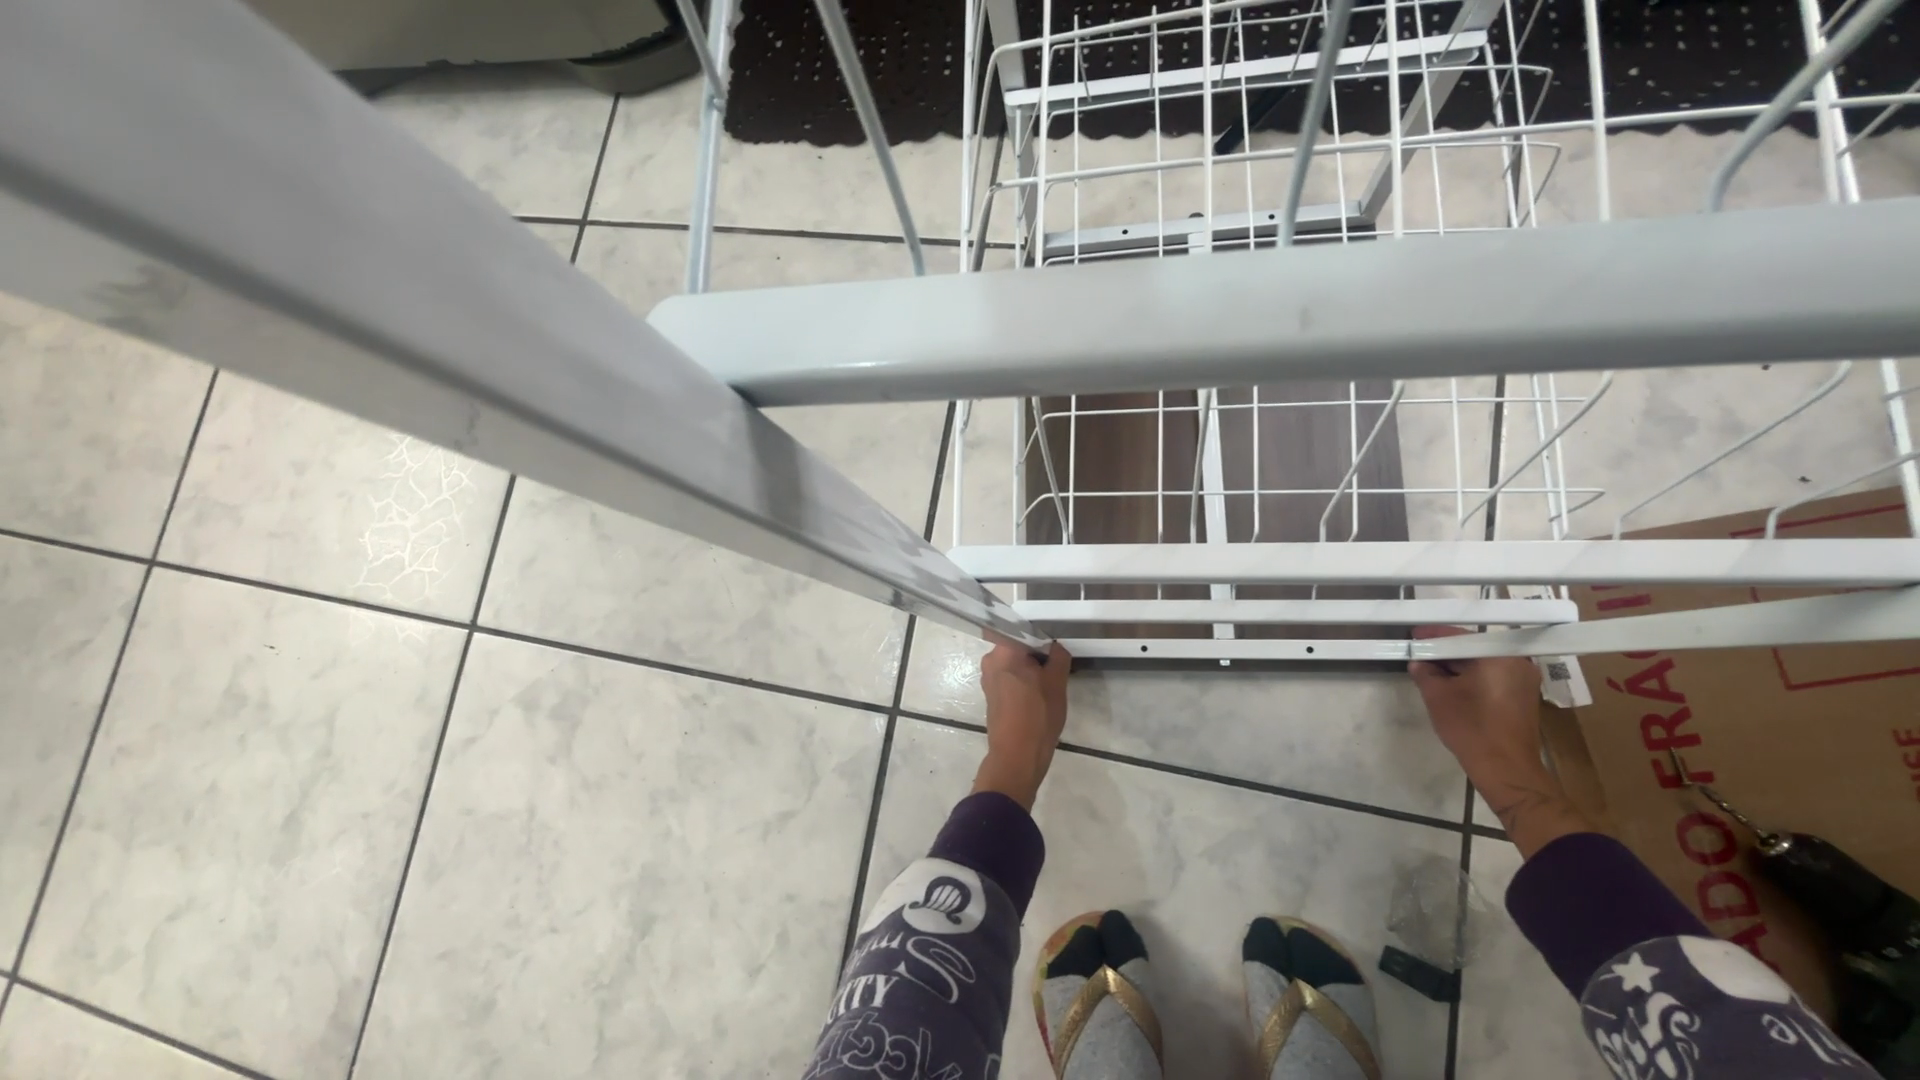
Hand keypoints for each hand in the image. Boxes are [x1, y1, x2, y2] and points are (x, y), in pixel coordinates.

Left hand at [972, 641, 1071, 810]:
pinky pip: (1009, 677)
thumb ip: (1058, 656)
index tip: (1056, 645)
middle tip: (1057, 665)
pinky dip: (1023, 680)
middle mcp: (990, 660)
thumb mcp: (1057, 682)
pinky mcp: (991, 694)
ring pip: (1014, 662)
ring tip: (1051, 680)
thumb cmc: (1038, 715)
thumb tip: (1055, 646)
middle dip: (1037, 653)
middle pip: (1018, 645)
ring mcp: (988, 678)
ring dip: (1031, 668)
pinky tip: (1039, 693)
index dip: (1042, 635)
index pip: (1023, 628)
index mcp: (1003, 651)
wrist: (1017, 755)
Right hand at [1408, 625, 1544, 777]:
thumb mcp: (1437, 696)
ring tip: (1432, 671)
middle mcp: (1518, 663)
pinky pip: (1494, 678)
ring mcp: (1525, 681)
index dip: (1433, 636)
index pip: (1460, 637)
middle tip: (1420, 654)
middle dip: (1446, 653)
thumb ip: (1425, 673)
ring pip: (1485, 665)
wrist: (1505, 768)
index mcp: (1499, 656)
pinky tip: (1453, 686)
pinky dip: (1473, 678)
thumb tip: (1419, 663)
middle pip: (1475, 650)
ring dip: (1459, 667)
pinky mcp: (1524, 697)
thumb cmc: (1471, 727)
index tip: (1414, 636)